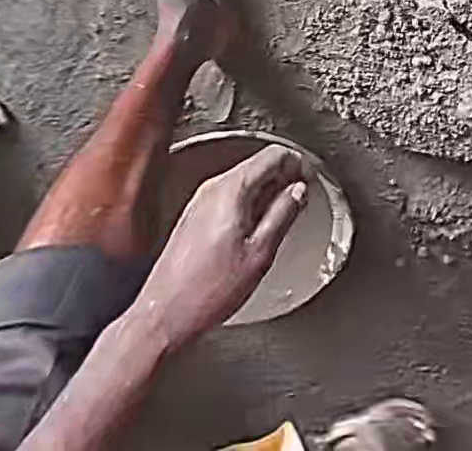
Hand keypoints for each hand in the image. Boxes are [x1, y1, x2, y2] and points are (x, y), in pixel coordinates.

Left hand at [127, 145, 308, 351]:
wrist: (163, 316)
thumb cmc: (205, 292)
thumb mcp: (259, 254)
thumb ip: (283, 214)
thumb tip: (298, 192)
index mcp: (231, 190)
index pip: (273, 155)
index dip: (297, 164)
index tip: (309, 179)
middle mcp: (213, 189)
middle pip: (258, 165)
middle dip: (284, 178)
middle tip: (300, 198)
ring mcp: (201, 201)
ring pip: (245, 181)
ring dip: (268, 192)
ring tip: (281, 218)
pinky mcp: (195, 216)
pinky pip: (230, 197)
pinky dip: (250, 204)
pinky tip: (256, 230)